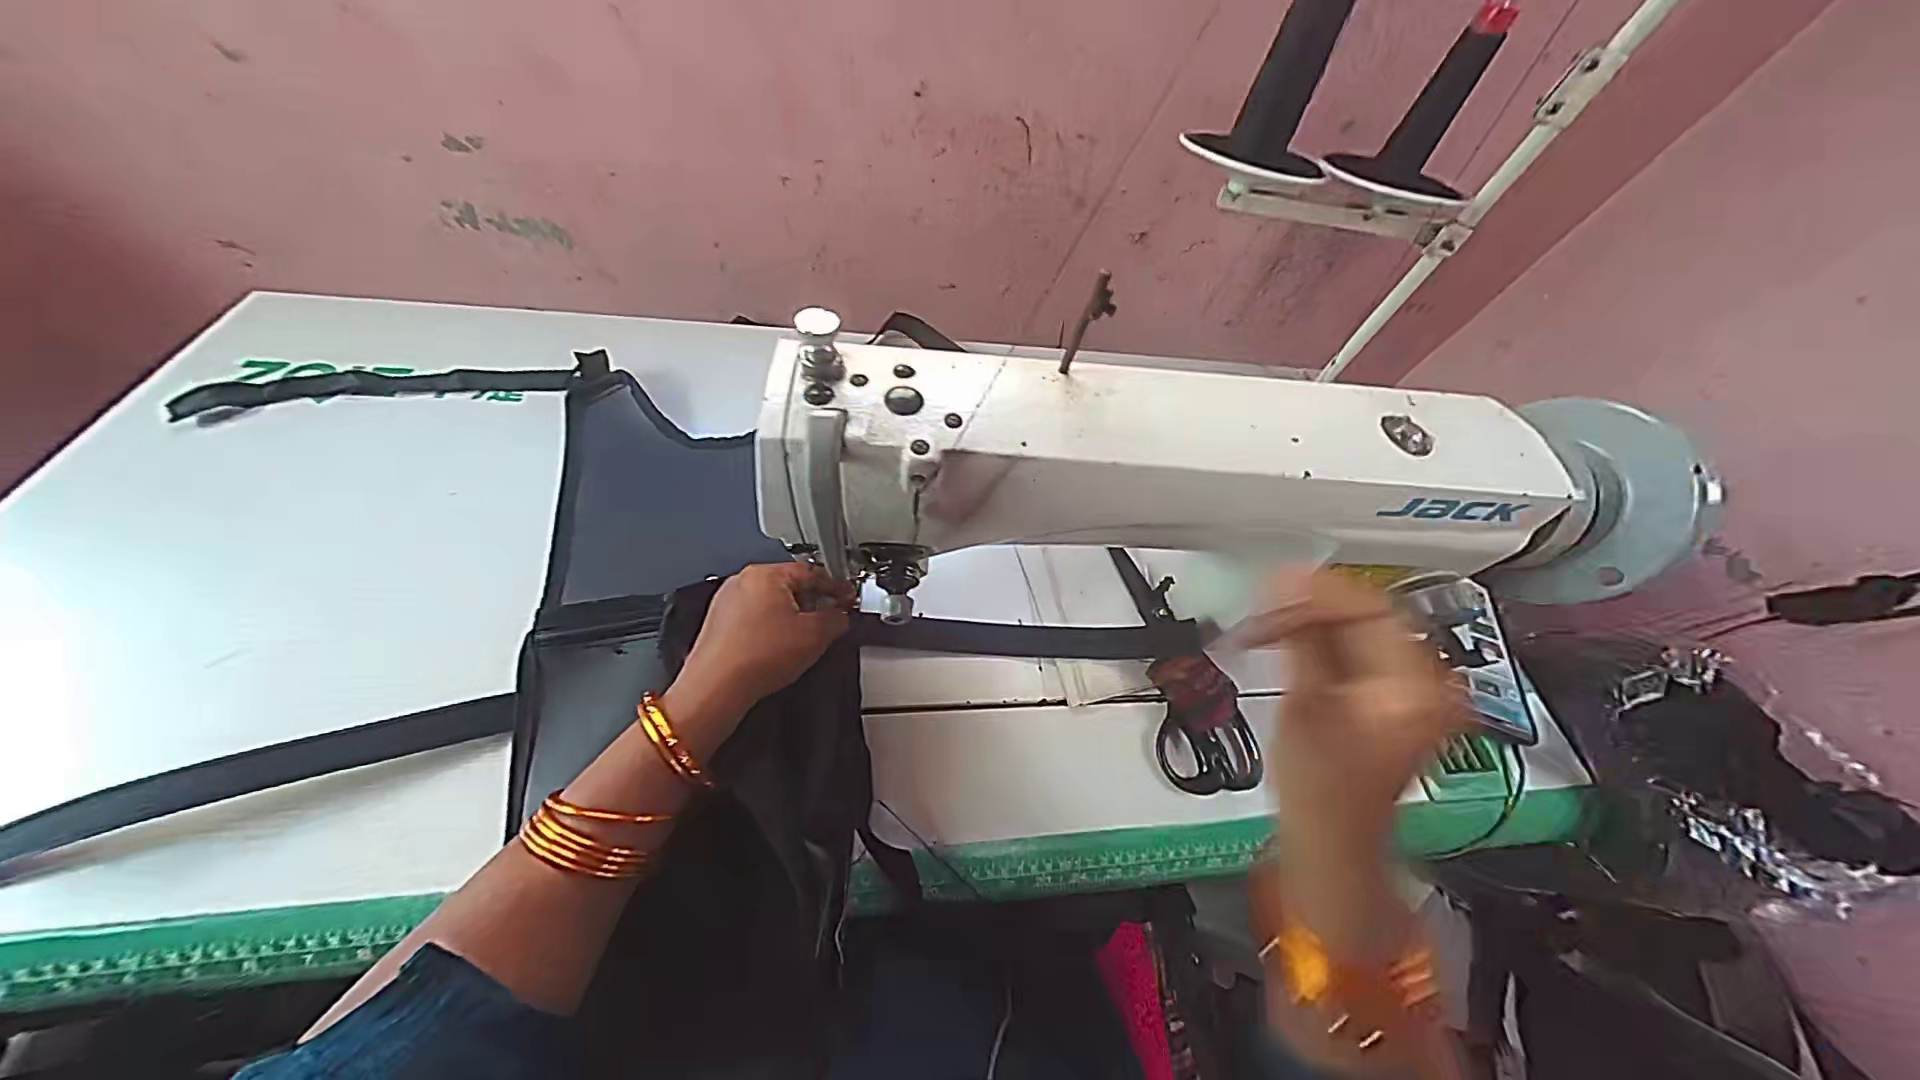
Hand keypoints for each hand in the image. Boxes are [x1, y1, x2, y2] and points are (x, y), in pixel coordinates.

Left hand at [675, 562, 855, 714]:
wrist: (716, 688)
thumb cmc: (754, 659)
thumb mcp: (815, 636)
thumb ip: (836, 619)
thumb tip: (840, 616)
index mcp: (765, 574)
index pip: (812, 572)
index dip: (836, 586)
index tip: (847, 596)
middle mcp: (742, 582)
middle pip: (791, 585)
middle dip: (813, 603)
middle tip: (830, 619)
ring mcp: (728, 602)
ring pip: (772, 602)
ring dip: (792, 617)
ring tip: (804, 640)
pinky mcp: (720, 623)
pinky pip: (755, 618)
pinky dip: (772, 628)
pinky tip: (779, 649)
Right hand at [1235, 570, 1465, 845]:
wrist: (1333, 836)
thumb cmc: (1321, 792)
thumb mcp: (1302, 705)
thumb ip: (1299, 639)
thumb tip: (1285, 586)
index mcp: (1413, 687)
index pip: (1370, 609)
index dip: (1317, 592)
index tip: (1276, 585)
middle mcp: (1427, 684)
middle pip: (1368, 614)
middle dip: (1310, 605)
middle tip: (1265, 603)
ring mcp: (1414, 690)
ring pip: (1360, 627)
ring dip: (1310, 620)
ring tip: (1269, 623)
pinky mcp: (1394, 695)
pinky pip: (1358, 647)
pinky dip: (1320, 639)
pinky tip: (1289, 640)